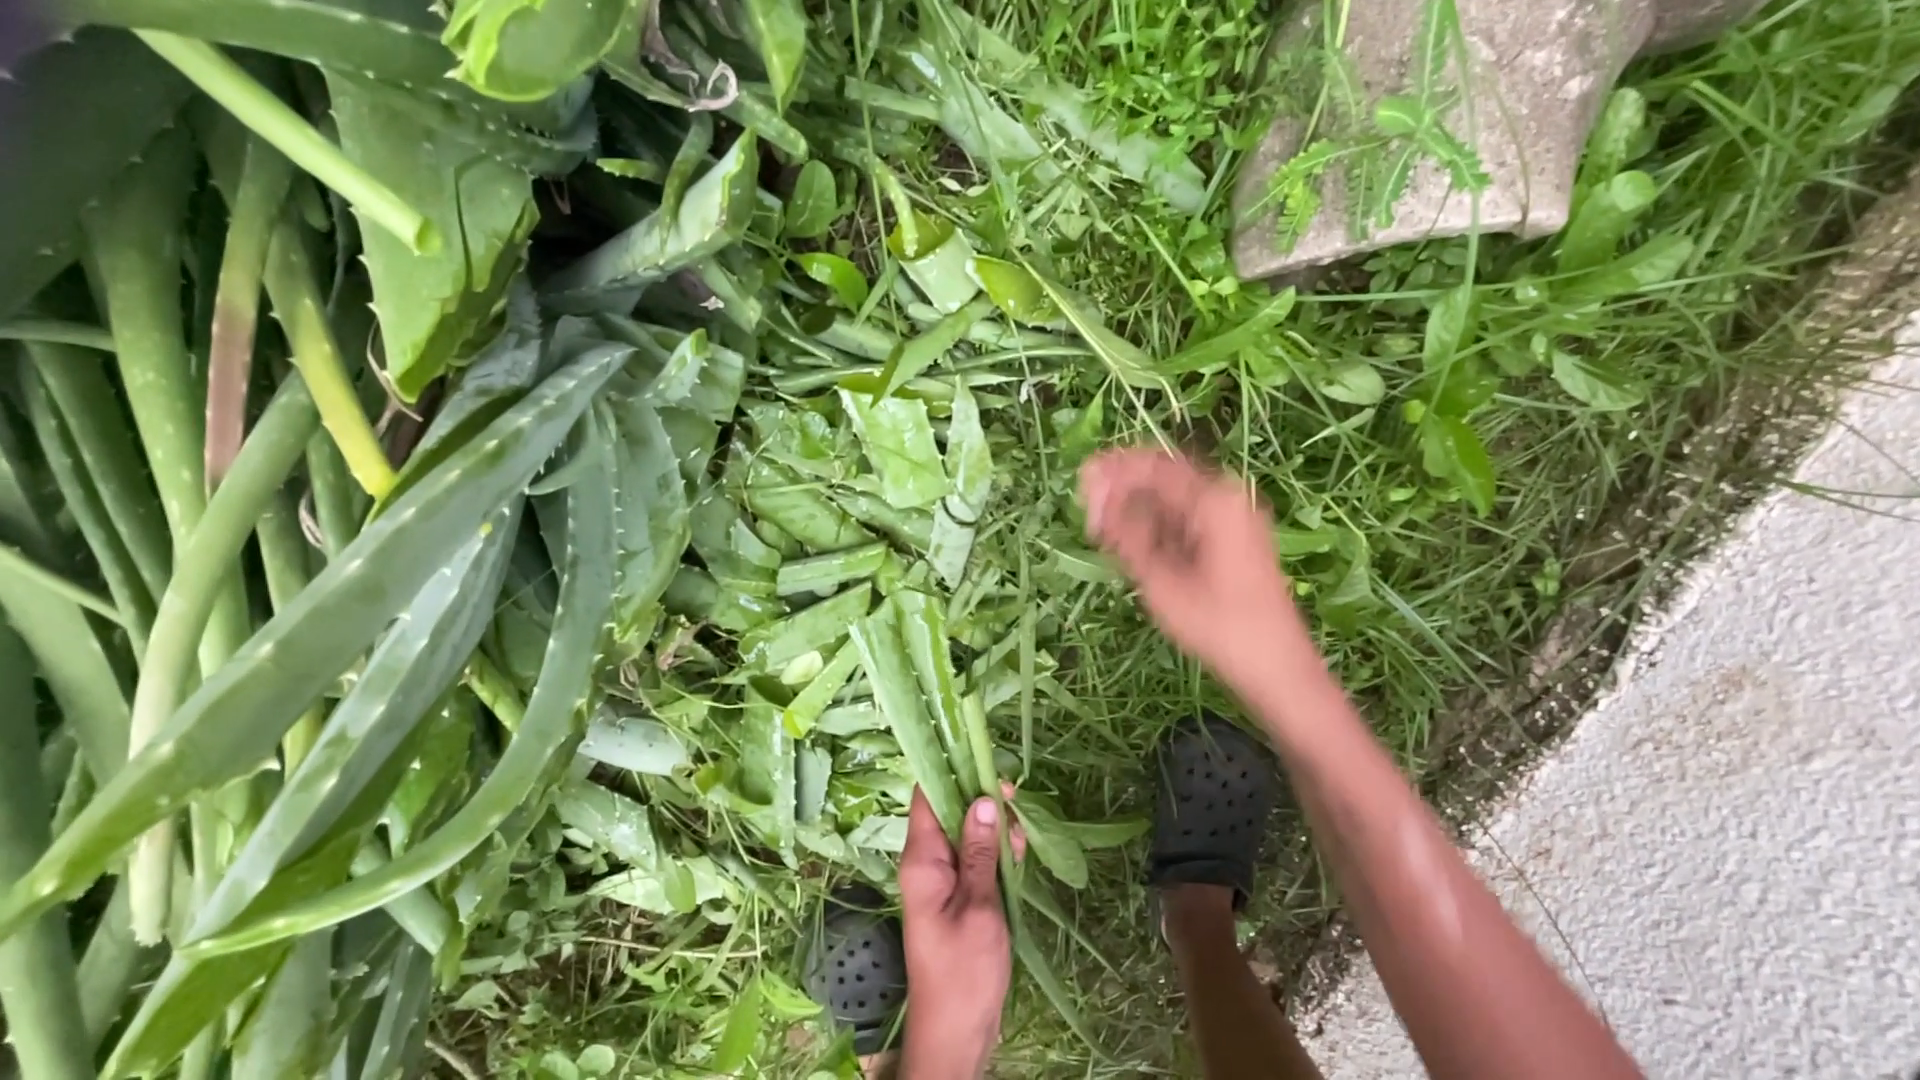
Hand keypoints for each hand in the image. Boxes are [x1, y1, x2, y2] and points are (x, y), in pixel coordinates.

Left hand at [895, 786, 1024, 1079]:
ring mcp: (942, 881)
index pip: (926, 797)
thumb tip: (984, 799)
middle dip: (981, 799)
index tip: (981, 757)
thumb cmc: (964, 971)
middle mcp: (927, 863)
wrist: (956, 1030)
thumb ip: (980, 852)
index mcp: (922, 860)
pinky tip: (1018, 852)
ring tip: (1021, 829)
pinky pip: (974, 861)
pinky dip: (995, 854)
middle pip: (950, 812)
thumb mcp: (978, 907)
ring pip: (967, 835)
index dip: (950, 772)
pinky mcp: (958, 897)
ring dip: (993, 828)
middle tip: (1015, 796)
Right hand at [1080, 448, 1307, 689]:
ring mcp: (1234, 520)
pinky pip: (1187, 520)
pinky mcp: (1234, 541)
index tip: (1082, 482)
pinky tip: (1133, 544)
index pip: (1154, 467)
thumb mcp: (1163, 583)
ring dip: (1138, 509)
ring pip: (1174, 500)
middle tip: (1089, 511)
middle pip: (1165, 478)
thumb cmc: (1220, 627)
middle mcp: (1228, 499)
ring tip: (1103, 530)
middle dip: (1123, 490)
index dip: (1114, 472)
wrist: (1278, 667)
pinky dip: (1158, 527)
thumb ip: (1129, 538)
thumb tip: (1100, 505)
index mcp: (1215, 501)